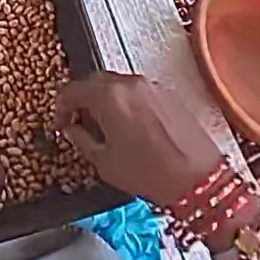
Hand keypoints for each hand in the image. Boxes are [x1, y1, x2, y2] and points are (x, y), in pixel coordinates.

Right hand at [54, 72, 223, 208]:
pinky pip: (137, 91)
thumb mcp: (104, 162)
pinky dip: (125, 101)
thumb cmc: (151, 173)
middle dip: (81, 99)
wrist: (199, 179)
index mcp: (108, 96)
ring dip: (104, 99)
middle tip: (77, 121)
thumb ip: (81, 139)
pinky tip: (127, 125)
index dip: (61, 107)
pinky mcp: (167, 94)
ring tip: (103, 126)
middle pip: (93, 81)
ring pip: (116, 84)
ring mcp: (151, 86)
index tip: (60, 122)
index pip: (72, 90)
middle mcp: (129, 83)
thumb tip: (72, 130)